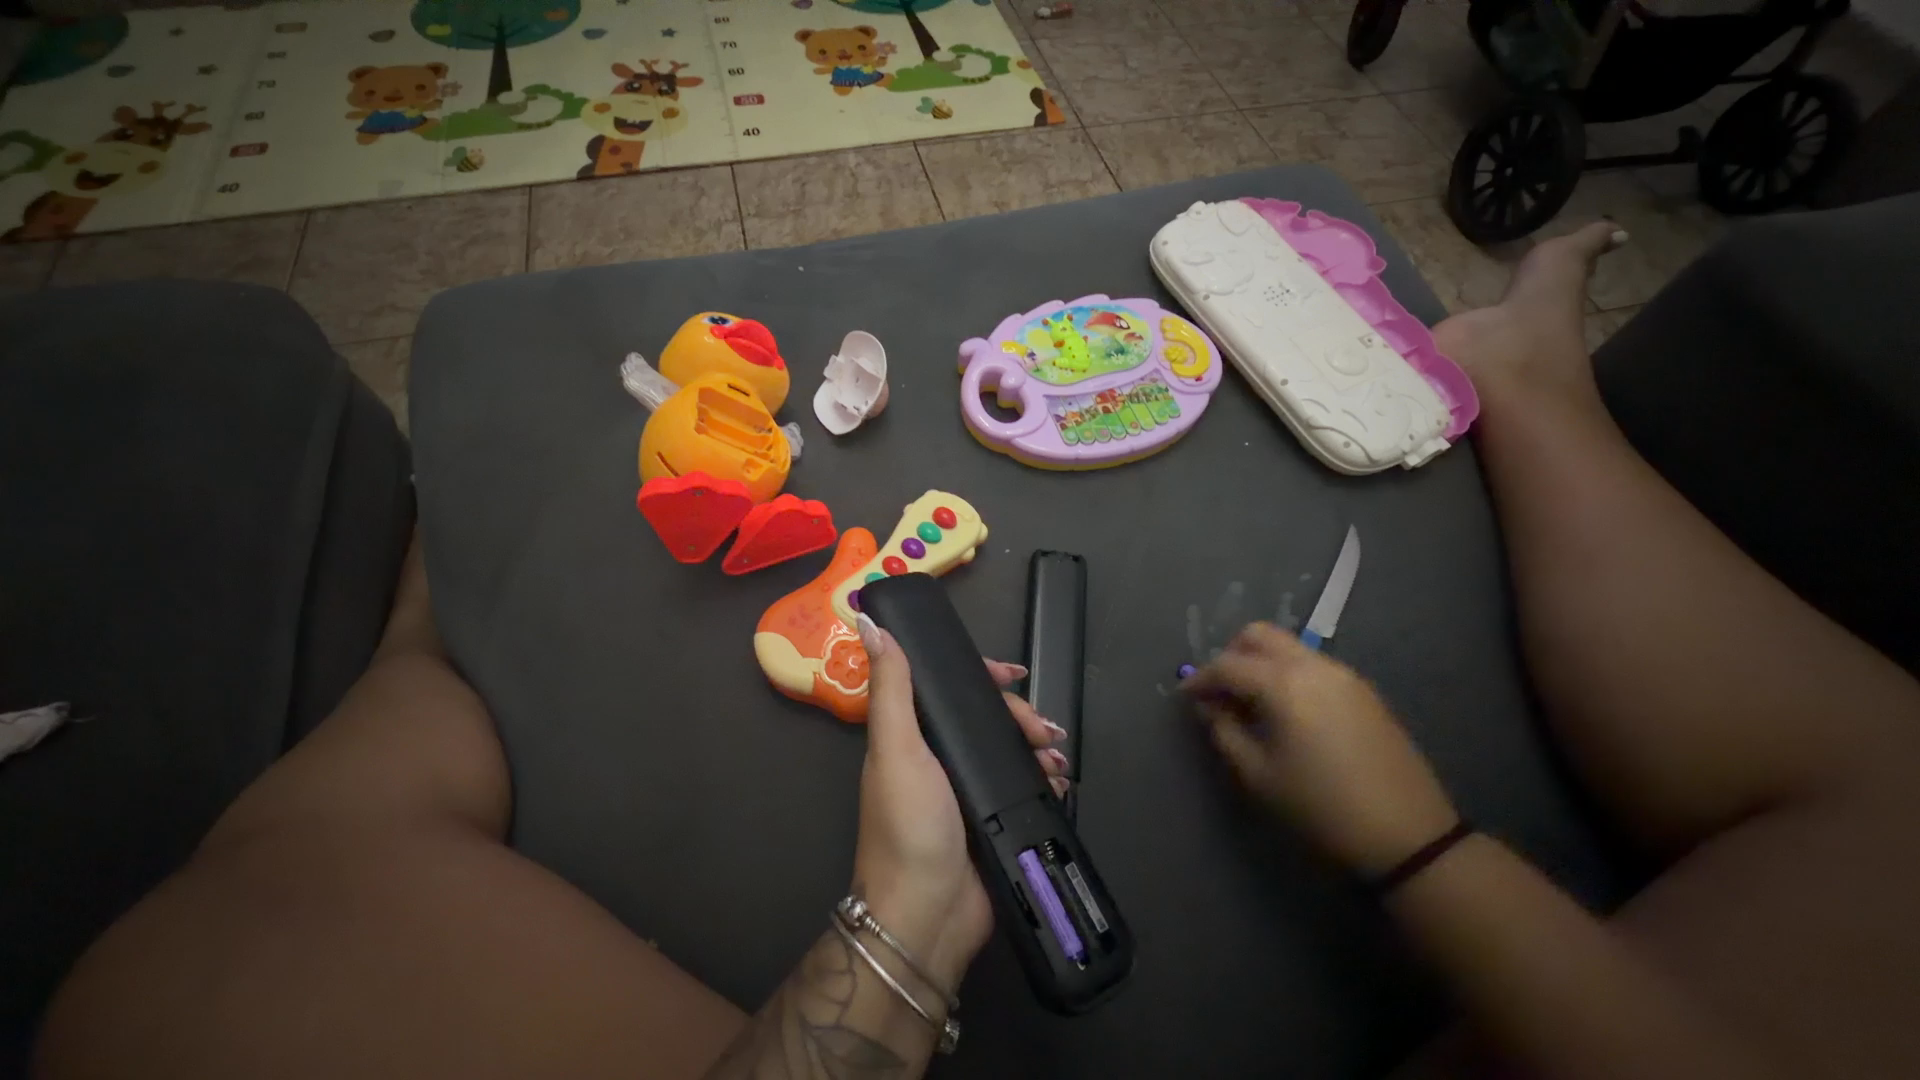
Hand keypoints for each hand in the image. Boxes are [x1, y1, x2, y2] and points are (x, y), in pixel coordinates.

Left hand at [850, 614, 1068, 992]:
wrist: (928, 913)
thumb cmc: (909, 825)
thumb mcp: (896, 748)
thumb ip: (891, 687)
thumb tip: (872, 623)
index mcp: (911, 737)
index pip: (948, 689)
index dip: (981, 677)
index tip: (1013, 675)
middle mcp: (939, 758)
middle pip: (988, 719)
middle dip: (1021, 717)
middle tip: (1044, 732)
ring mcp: (968, 791)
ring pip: (1011, 750)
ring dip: (1038, 747)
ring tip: (1056, 761)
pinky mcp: (994, 820)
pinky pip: (1024, 785)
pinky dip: (1044, 778)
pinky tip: (1058, 783)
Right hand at [1182, 623, 1458, 875]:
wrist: (1406, 833)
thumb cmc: (1320, 805)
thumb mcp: (1258, 774)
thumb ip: (1225, 730)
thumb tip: (1210, 705)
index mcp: (1283, 683)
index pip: (1227, 665)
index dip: (1200, 679)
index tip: (1184, 699)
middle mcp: (1313, 666)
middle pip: (1260, 635)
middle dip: (1231, 655)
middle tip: (1218, 691)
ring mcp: (1344, 675)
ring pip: (1289, 647)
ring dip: (1261, 663)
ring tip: (1249, 704)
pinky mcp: (1363, 691)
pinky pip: (1313, 666)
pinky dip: (1288, 674)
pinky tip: (1286, 712)